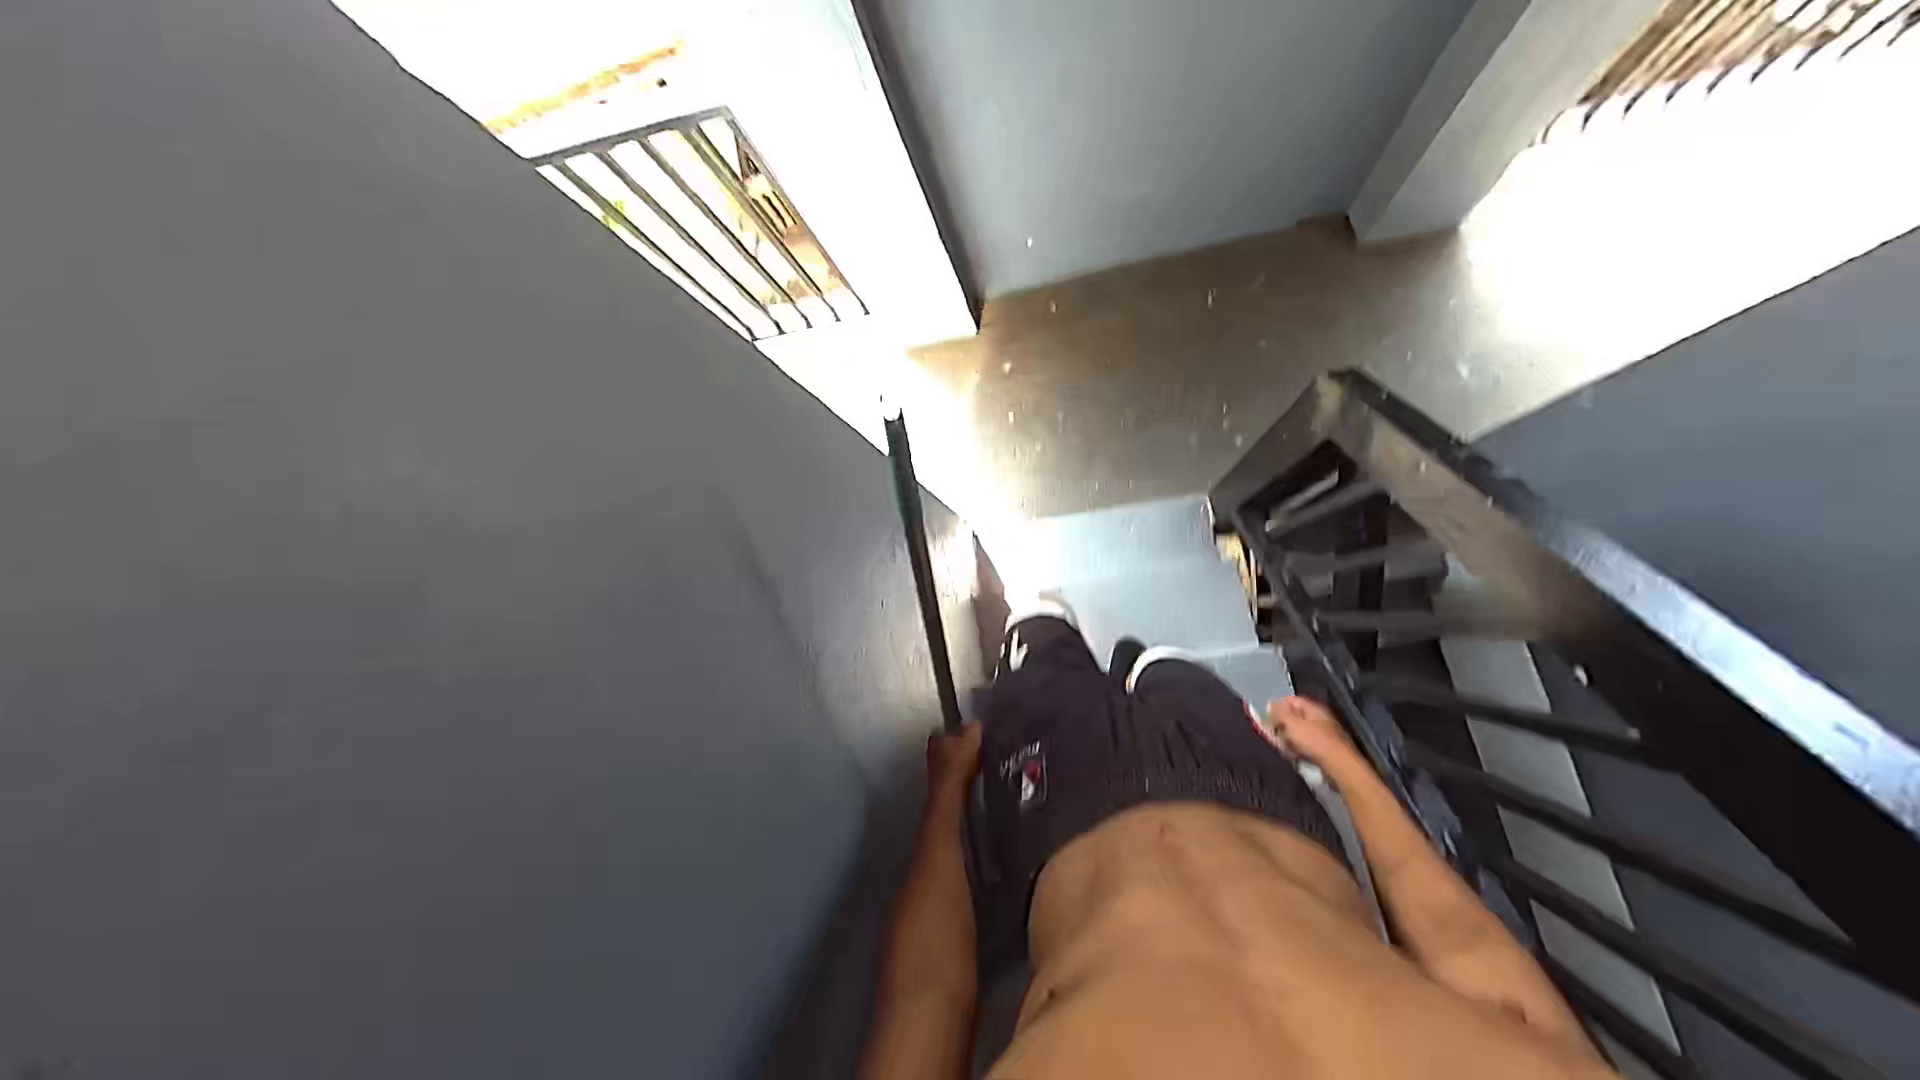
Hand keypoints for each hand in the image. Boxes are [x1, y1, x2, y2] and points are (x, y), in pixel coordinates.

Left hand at [925, 723, 982, 797]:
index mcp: (936, 737)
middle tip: (977, 750)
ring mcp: (934, 769)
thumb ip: (974, 727)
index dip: (964, 731)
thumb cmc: (958, 763)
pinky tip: (970, 777)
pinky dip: (961, 776)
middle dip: (962, 747)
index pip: (950, 728)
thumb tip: (976, 724)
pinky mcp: (939, 784)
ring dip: (962, 763)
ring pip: (952, 761)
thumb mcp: (972, 736)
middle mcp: (931, 751)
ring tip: (976, 765)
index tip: (974, 736)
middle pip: (951, 745)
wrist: (951, 795)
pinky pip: (953, 775)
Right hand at [1267, 696, 1356, 766]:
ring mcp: (1324, 734)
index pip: (1291, 700)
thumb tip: (1270, 704)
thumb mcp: (1291, 724)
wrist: (1339, 766)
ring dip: (1289, 738)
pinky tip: (1295, 754)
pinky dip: (1298, 748)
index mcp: (1314, 708)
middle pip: (1294, 717)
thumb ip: (1279, 712)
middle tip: (1274, 733)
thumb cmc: (1314, 741)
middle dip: (1282, 725)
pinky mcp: (1326, 749)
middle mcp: (1320, 718)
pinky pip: (1306, 744)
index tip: (1267, 717)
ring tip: (1284, 746)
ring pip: (1299, 732)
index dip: (1277, 706)